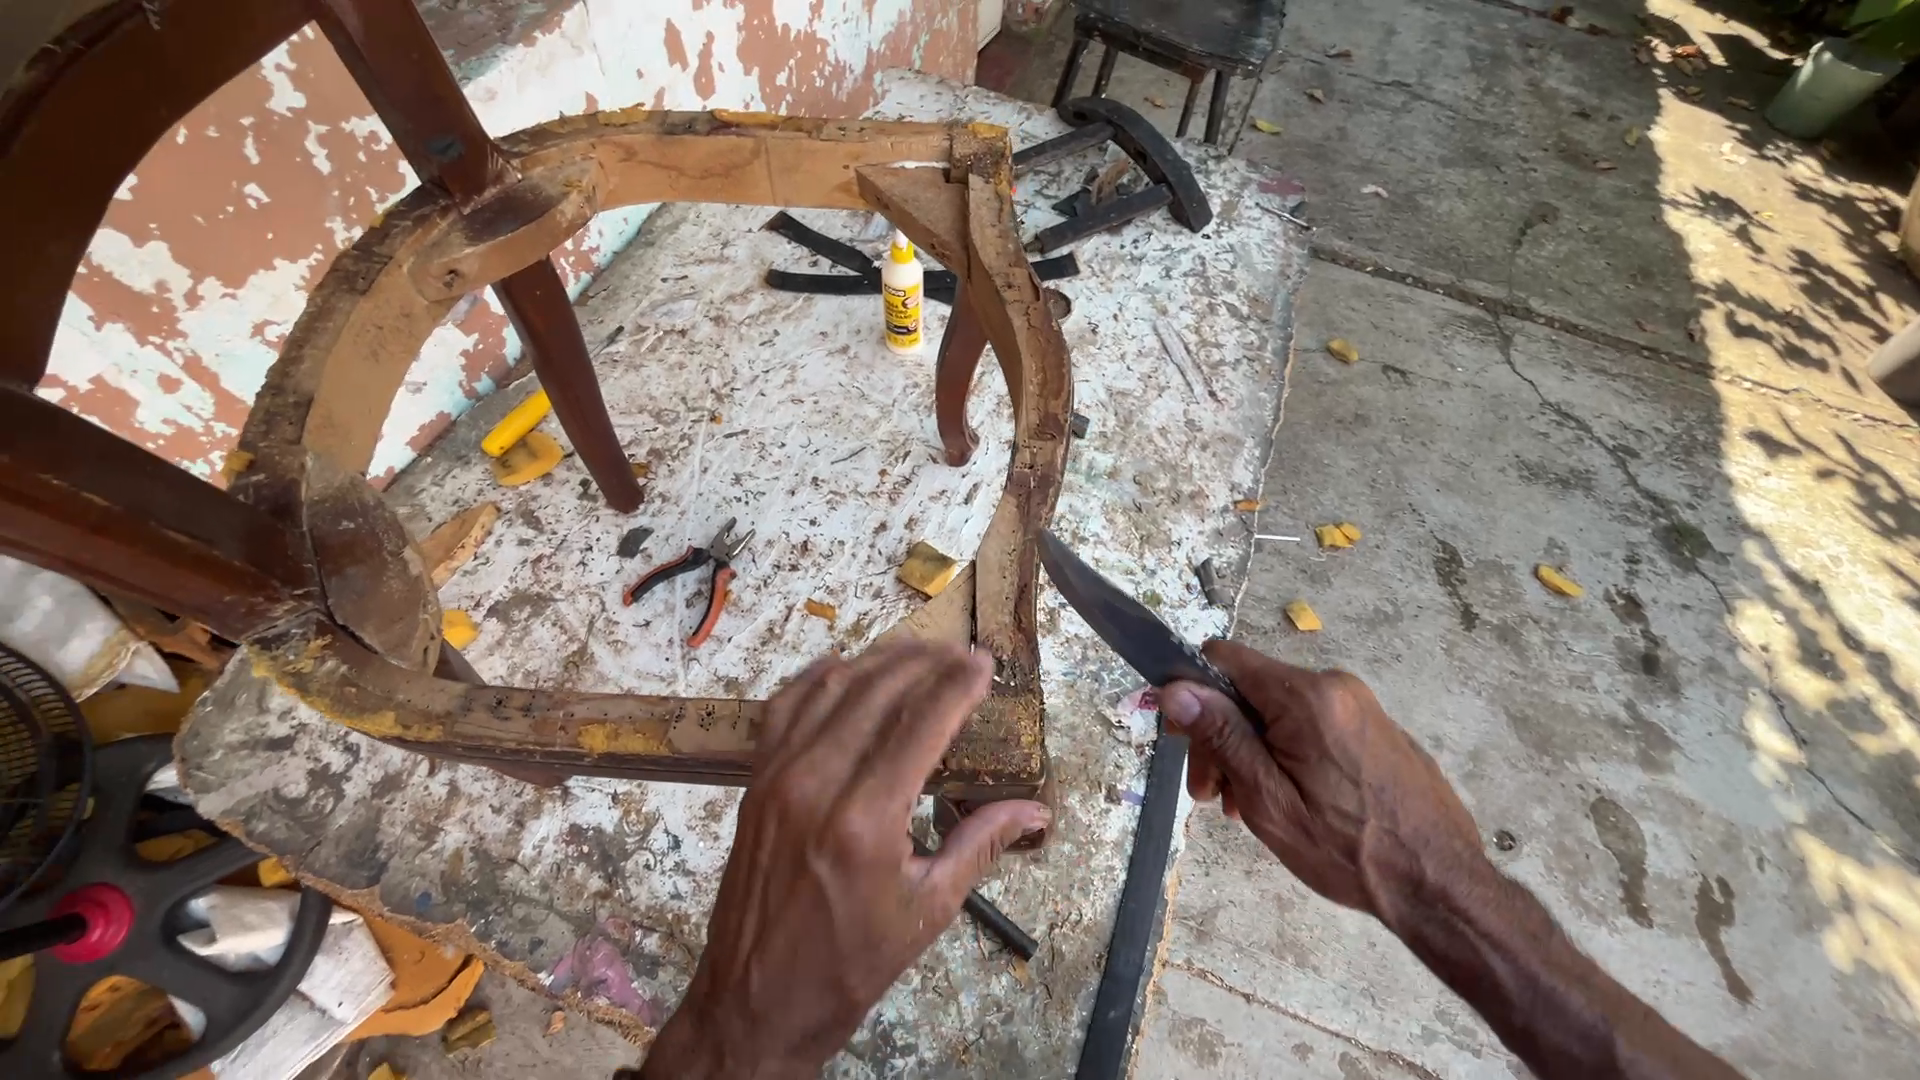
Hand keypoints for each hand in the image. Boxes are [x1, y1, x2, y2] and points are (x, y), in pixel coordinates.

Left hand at [641, 642, 1049, 1077]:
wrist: (754, 1001)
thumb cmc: (851, 963)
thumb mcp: (928, 908)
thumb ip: (981, 842)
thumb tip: (1036, 808)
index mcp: (866, 819)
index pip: (922, 722)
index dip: (958, 684)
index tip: (985, 663)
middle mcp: (816, 782)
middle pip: (878, 691)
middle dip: (925, 661)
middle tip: (960, 652)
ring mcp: (778, 775)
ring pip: (832, 687)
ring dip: (878, 660)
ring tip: (917, 652)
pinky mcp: (756, 779)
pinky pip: (786, 705)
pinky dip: (820, 677)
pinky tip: (846, 668)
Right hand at [1160, 640, 1482, 919]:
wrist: (1442, 887)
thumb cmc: (1347, 849)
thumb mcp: (1268, 799)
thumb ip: (1221, 736)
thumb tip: (1174, 688)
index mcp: (1307, 696)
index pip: (1223, 658)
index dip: (1191, 691)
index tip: (1182, 739)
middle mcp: (1334, 686)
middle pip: (1248, 690)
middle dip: (1219, 736)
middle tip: (1210, 796)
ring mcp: (1359, 705)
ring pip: (1276, 711)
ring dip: (1248, 751)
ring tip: (1245, 808)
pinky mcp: (1373, 728)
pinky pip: (1309, 725)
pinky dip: (1283, 753)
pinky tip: (1285, 800)